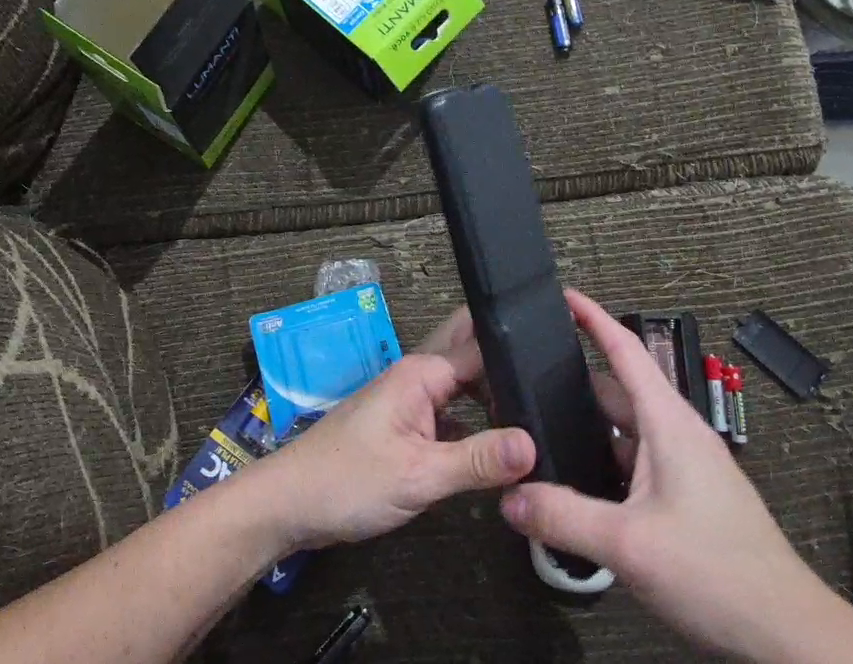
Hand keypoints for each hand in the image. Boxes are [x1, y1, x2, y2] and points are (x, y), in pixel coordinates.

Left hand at [255, 344, 534, 551]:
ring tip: (542, 406)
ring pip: (463, 385)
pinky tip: (502, 439)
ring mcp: (409, 400)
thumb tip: (534, 443)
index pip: (484, 348)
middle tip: (560, 375)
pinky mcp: (404, 425)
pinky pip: (451, 411)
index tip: (564, 359)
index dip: (523, 352)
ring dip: (494, 393)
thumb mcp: (419, 476)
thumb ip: (478, 459)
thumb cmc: (347, 482)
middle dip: (509, 360)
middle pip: (472, 355)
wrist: (287, 504)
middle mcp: (417, 376)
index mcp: (422, 373)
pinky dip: (476, 420)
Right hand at [499, 290, 843, 659]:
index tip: (561, 294)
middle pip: (617, 392)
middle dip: (572, 380)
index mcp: (669, 424)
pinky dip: (600, 461)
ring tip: (536, 429)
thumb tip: (508, 496)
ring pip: (623, 432)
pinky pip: (633, 464)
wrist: (786, 631)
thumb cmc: (715, 571)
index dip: (594, 318)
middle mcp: (677, 436)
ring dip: (585, 427)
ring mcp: (684, 469)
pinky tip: (572, 483)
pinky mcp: (685, 500)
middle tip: (522, 378)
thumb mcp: (628, 544)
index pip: (627, 351)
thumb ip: (562, 516)